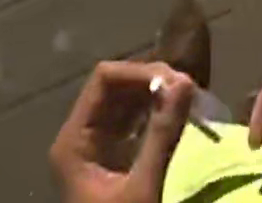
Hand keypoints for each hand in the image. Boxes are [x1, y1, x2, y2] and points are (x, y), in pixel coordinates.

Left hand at [50, 61, 194, 202]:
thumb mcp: (142, 190)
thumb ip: (162, 135)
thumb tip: (185, 81)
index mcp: (74, 139)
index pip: (104, 80)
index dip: (139, 72)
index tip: (175, 79)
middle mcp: (80, 136)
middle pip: (115, 88)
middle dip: (150, 81)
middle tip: (187, 88)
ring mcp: (95, 148)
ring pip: (125, 103)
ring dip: (155, 95)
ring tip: (187, 99)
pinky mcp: (112, 162)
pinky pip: (132, 123)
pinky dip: (154, 114)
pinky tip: (177, 117)